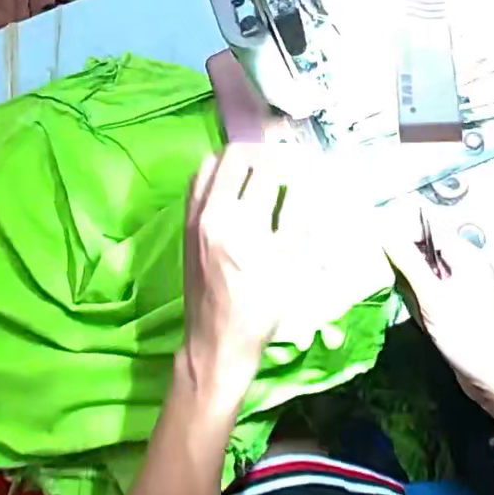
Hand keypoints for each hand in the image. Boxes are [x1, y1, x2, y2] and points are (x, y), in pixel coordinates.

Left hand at [180, 144, 292, 407]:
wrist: (215, 344)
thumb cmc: (260, 309)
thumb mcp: (290, 264)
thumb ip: (299, 215)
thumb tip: (308, 178)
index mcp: (241, 224)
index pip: (267, 169)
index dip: (291, 159)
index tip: (304, 158)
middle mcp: (211, 212)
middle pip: (237, 155)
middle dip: (265, 151)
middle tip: (284, 160)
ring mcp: (193, 216)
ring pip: (213, 162)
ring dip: (239, 159)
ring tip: (260, 169)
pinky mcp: (185, 224)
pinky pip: (198, 181)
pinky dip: (218, 173)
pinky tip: (236, 185)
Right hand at [382, 215, 493, 410]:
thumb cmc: (471, 337)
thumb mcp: (432, 297)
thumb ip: (408, 262)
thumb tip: (386, 234)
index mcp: (467, 256)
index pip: (428, 231)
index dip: (403, 238)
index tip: (381, 250)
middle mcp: (469, 267)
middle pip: (426, 256)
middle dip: (411, 274)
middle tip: (410, 295)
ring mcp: (467, 290)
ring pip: (428, 280)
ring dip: (418, 296)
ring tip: (424, 316)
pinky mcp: (462, 310)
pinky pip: (435, 299)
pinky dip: (426, 309)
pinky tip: (430, 326)